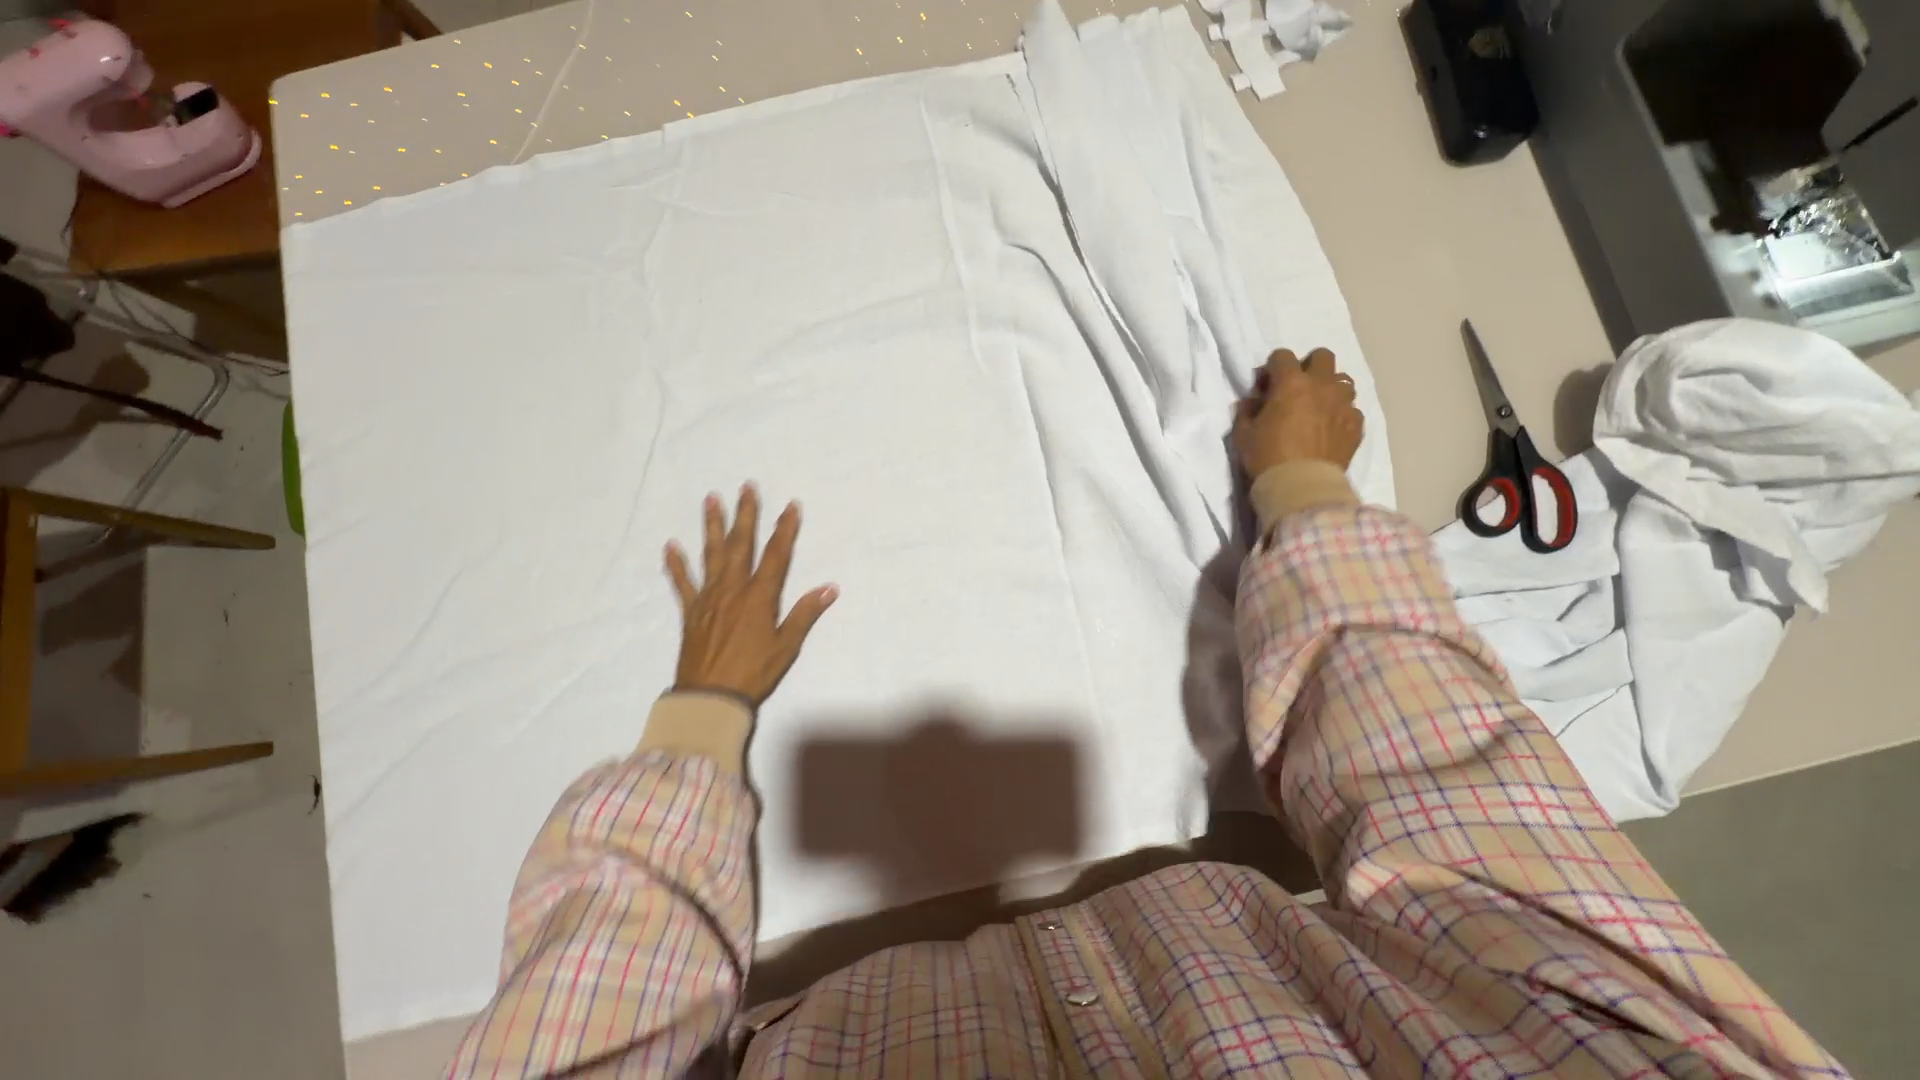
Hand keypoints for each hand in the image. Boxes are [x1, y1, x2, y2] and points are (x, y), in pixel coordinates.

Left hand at [664, 485, 837, 706]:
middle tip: (746, 486)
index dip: (785, 529)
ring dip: (712, 526)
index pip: (777, 555)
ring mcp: (709, 598)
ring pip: (711, 554)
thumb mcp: (787, 646)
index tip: (791, 506)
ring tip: (711, 499)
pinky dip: (676, 564)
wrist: (710, 697)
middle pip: (741, 544)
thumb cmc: (753, 673)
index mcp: (760, 596)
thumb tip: (829, 588)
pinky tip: (670, 546)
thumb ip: (804, 614)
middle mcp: (733, 589)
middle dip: (746, 514)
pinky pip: (682, 583)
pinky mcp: (691, 611)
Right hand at [1232, 348, 1363, 476]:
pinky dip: (1341, 414)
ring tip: (1318, 407)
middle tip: (1298, 388)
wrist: (1301, 487)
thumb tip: (1253, 400)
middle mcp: (1322, 386)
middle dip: (1309, 366)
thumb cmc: (1266, 457)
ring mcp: (1343, 404)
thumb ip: (1247, 410)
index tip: (1267, 385)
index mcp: (1291, 383)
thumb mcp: (1243, 433)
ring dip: (1329, 388)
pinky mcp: (1356, 424)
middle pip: (1323, 356)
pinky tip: (1330, 429)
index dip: (1272, 368)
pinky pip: (1352, 409)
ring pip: (1343, 381)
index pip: (1282, 356)